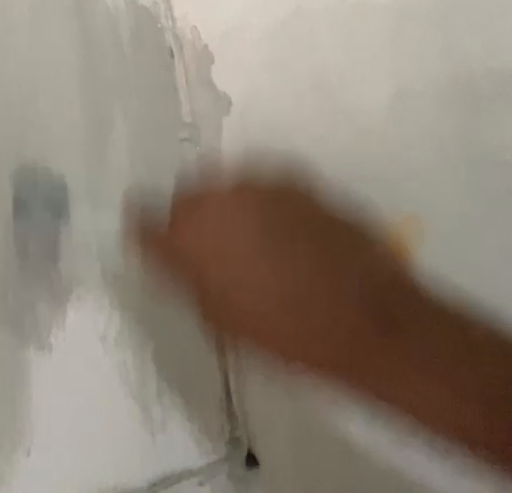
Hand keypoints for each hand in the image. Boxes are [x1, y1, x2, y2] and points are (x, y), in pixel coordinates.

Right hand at [133, 172, 424, 380]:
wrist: (371, 320)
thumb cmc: (286, 333)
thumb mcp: (217, 317)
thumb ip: (180, 275)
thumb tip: (157, 249)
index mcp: (186, 231)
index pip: (141, 214)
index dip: (146, 230)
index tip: (158, 246)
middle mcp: (214, 195)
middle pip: (186, 196)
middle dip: (194, 218)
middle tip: (214, 254)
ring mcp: (258, 181)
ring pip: (227, 188)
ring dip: (232, 209)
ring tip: (256, 246)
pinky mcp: (296, 178)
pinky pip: (265, 189)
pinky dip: (267, 207)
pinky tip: (287, 238)